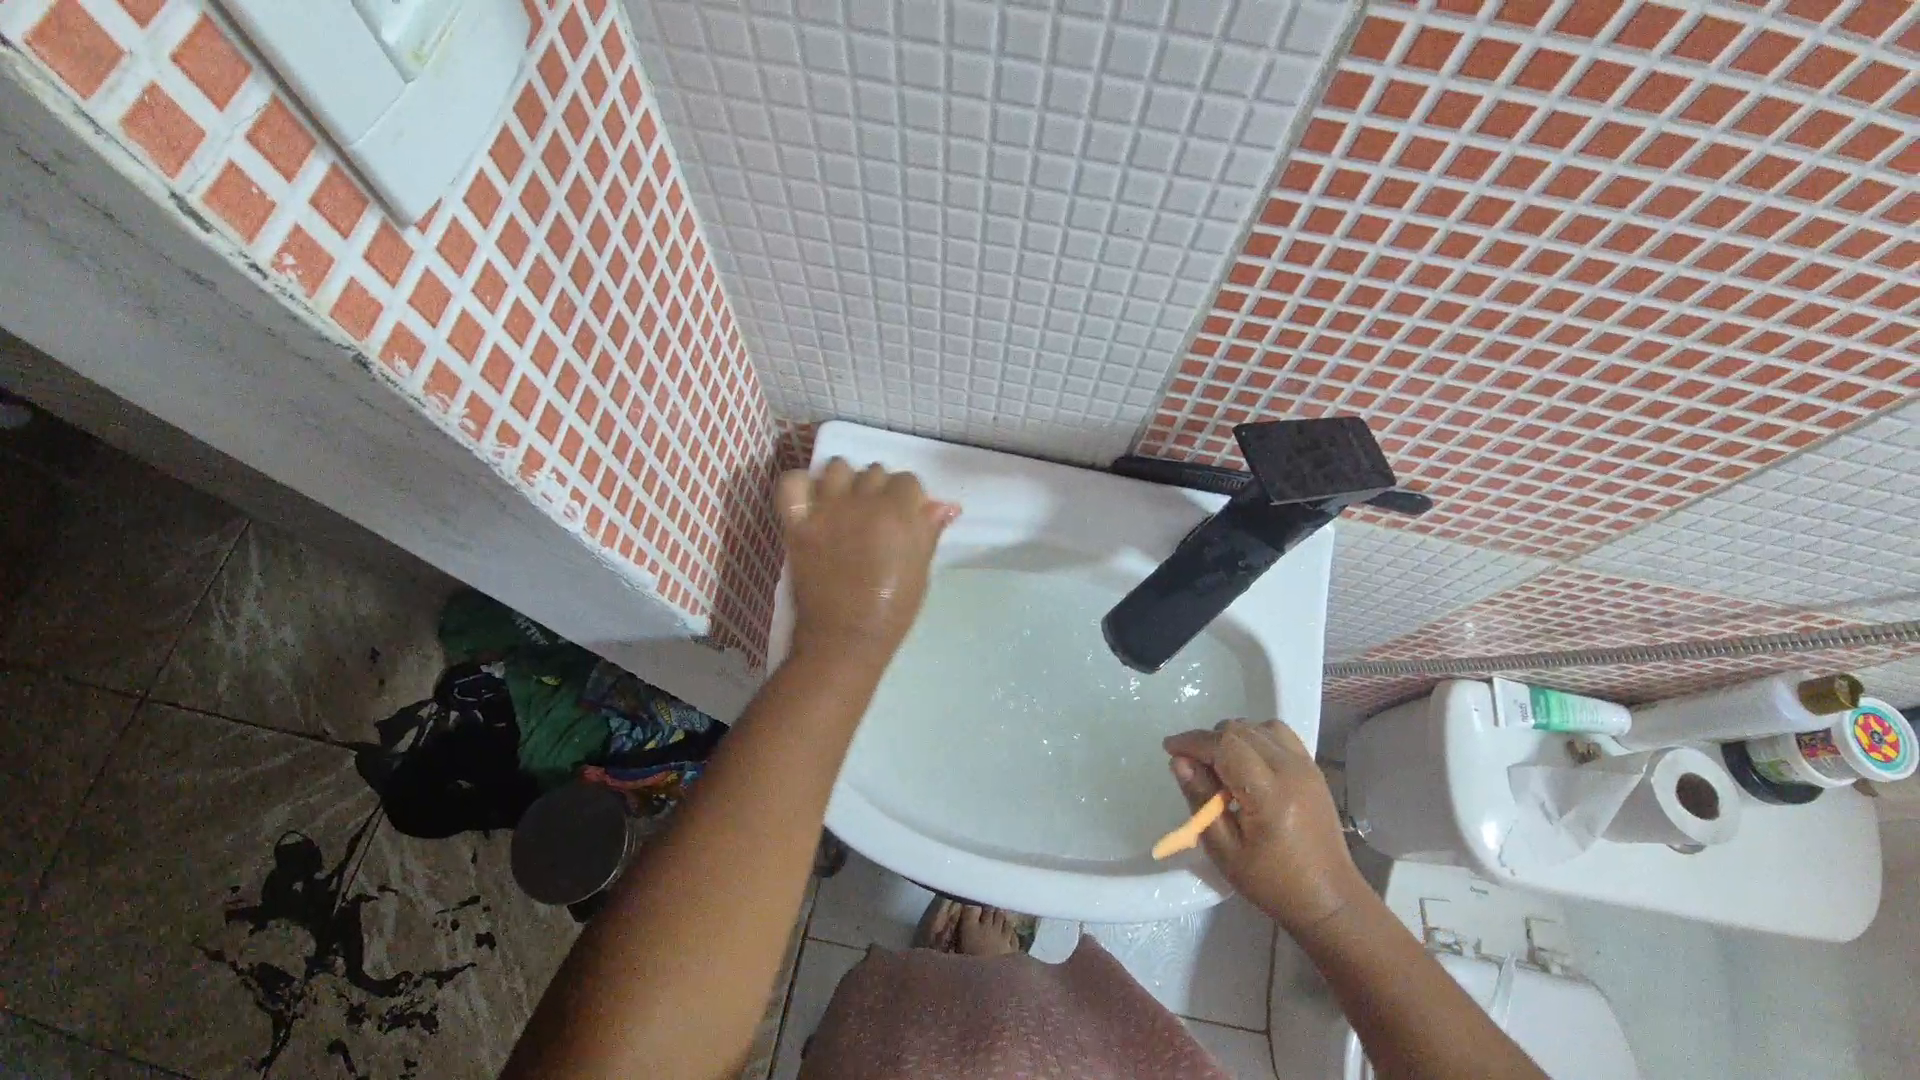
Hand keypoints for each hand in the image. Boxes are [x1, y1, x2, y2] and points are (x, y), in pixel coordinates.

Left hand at [776, 458, 958, 658]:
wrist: (844, 640)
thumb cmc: (892, 611)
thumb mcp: (921, 570)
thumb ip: (928, 531)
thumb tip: (943, 506)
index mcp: (898, 514)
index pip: (908, 481)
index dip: (908, 499)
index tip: (905, 518)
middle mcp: (862, 502)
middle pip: (874, 472)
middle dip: (879, 490)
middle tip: (875, 518)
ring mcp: (825, 510)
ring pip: (837, 468)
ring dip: (844, 481)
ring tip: (844, 505)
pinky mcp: (796, 523)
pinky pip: (791, 482)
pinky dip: (800, 484)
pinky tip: (811, 499)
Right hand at [1163, 720, 1367, 935]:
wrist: (1329, 899)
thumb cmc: (1272, 882)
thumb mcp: (1224, 850)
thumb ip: (1201, 801)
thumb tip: (1180, 762)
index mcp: (1270, 794)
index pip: (1225, 745)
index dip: (1193, 741)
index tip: (1169, 749)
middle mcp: (1291, 770)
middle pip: (1241, 730)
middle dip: (1209, 740)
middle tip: (1192, 765)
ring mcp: (1307, 767)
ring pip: (1260, 727)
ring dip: (1233, 737)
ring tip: (1220, 765)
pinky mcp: (1314, 770)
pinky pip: (1279, 735)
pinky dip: (1256, 738)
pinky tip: (1247, 763)